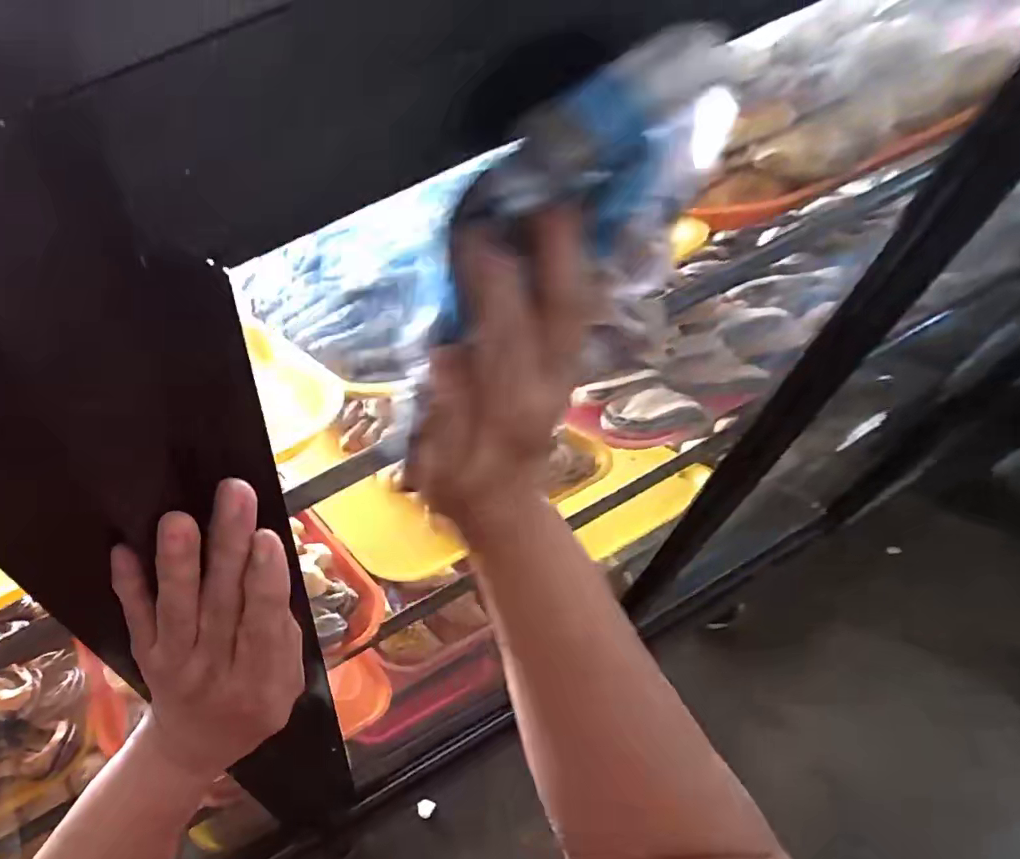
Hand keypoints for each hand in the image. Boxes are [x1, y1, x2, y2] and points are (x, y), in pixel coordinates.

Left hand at [110, 479, 302, 784]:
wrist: (194, 746)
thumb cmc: (251, 708)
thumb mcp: (286, 687)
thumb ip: (282, 636)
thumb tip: (274, 572)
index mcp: (259, 682)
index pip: (261, 626)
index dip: (263, 583)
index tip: (265, 536)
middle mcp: (214, 672)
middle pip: (220, 606)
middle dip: (228, 549)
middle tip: (234, 496)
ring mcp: (173, 664)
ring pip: (175, 611)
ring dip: (177, 563)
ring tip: (178, 520)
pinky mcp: (144, 656)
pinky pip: (134, 620)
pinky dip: (128, 587)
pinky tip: (122, 553)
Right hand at [406, 204, 591, 539]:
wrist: (503, 508)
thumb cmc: (461, 490)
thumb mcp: (440, 465)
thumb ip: (443, 412)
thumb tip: (445, 352)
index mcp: (511, 411)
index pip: (506, 333)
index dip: (489, 280)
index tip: (470, 232)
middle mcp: (549, 387)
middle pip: (562, 307)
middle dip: (555, 245)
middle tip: (537, 188)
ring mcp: (565, 376)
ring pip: (579, 304)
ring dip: (573, 249)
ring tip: (556, 195)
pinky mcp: (567, 370)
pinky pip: (579, 312)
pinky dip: (576, 269)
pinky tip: (567, 237)